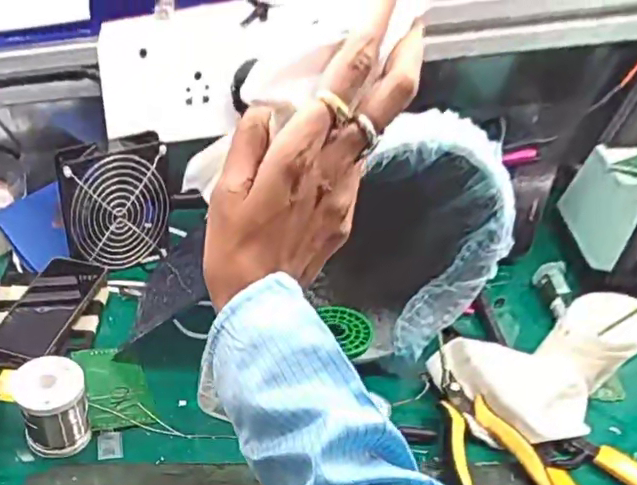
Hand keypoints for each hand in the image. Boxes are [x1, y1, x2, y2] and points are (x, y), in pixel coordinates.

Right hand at [202, 0, 424, 308]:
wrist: (258, 302)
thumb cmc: (234, 253)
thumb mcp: (224, 195)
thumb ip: (247, 143)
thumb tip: (263, 113)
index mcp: (298, 153)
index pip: (343, 79)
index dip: (369, 34)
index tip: (386, 5)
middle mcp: (331, 166)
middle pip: (387, 96)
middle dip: (406, 50)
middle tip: (412, 22)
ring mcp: (345, 190)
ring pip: (376, 129)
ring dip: (385, 94)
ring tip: (384, 71)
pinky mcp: (345, 214)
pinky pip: (356, 168)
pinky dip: (354, 145)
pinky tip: (343, 143)